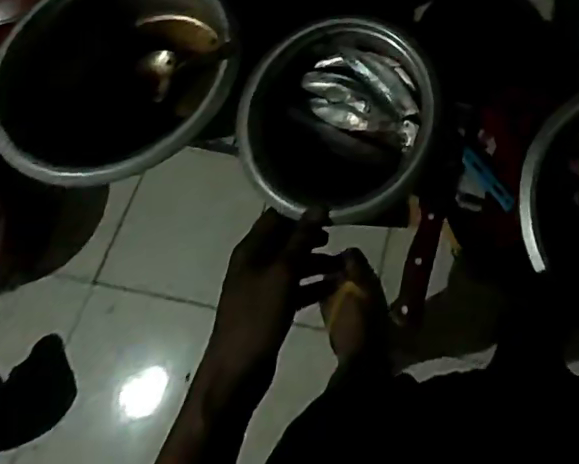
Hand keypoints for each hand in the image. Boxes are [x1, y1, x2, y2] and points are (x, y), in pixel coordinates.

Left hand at [205, 208, 340, 380]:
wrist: (236, 372)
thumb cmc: (258, 316)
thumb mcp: (283, 273)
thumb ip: (301, 238)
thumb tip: (319, 206)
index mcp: (251, 250)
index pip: (276, 216)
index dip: (301, 210)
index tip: (329, 208)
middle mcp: (254, 264)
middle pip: (287, 239)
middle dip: (313, 235)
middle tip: (339, 234)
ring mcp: (262, 286)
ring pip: (294, 263)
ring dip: (317, 260)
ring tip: (342, 263)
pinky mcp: (270, 306)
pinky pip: (296, 286)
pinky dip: (313, 283)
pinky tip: (334, 285)